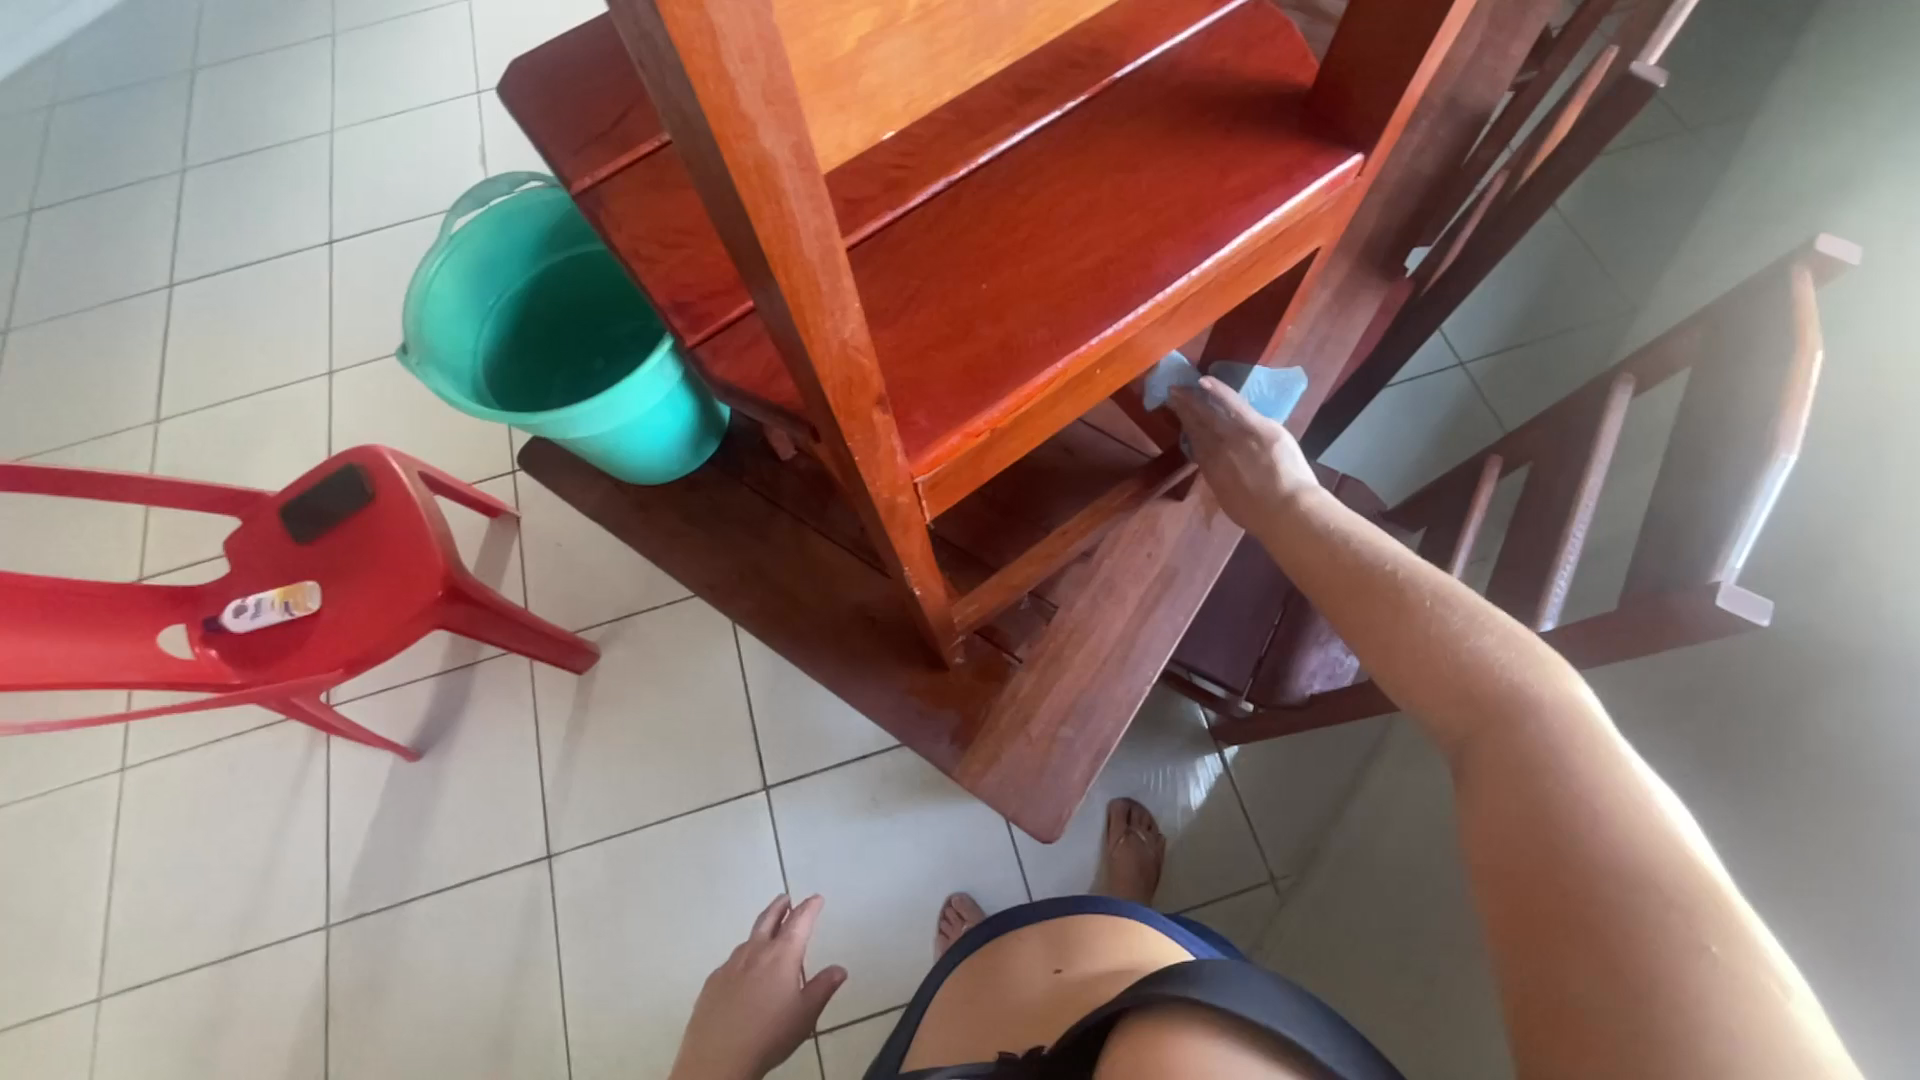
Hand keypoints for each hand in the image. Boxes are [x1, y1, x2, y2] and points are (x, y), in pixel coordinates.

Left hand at [670, 895, 846, 1079]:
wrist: (717, 1059)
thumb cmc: (769, 1035)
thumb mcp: (805, 1015)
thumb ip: (823, 988)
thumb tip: (840, 969)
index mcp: (782, 956)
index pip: (799, 921)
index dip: (810, 907)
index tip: (816, 898)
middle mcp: (756, 952)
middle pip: (769, 919)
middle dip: (780, 906)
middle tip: (786, 898)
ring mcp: (730, 965)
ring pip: (749, 940)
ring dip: (761, 931)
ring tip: (767, 936)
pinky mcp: (713, 982)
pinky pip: (732, 962)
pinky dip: (744, 958)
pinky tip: (743, 974)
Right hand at [1165, 376, 1319, 528]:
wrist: (1287, 510)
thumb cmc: (1260, 514)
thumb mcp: (1228, 499)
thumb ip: (1220, 478)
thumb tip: (1215, 466)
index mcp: (1211, 469)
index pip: (1195, 442)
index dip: (1186, 427)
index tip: (1177, 414)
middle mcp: (1218, 450)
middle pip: (1198, 425)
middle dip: (1184, 408)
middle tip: (1172, 393)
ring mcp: (1237, 436)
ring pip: (1211, 414)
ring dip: (1195, 399)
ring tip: (1183, 387)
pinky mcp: (1258, 427)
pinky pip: (1234, 405)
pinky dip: (1218, 392)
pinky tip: (1204, 381)